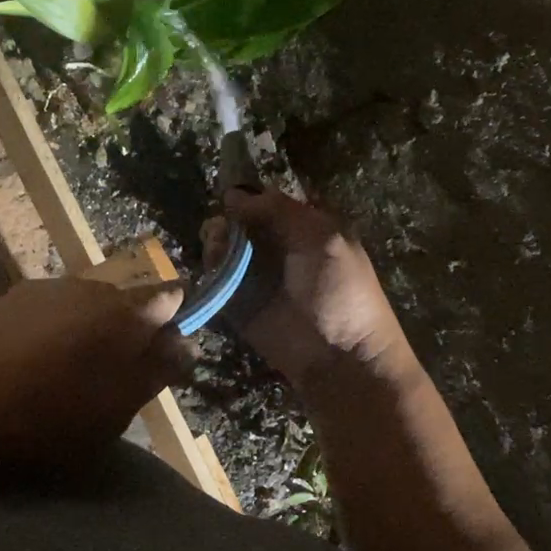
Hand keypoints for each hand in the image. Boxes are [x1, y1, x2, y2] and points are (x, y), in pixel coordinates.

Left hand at [0, 277, 195, 469]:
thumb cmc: (42, 420)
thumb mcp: (113, 409)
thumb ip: (155, 370)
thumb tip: (186, 343)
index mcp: (122, 311)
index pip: (168, 297)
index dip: (172, 324)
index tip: (166, 357)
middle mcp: (86, 287)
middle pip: (124, 301)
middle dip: (130, 332)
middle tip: (118, 379)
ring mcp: (42, 290)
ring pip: (84, 307)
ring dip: (89, 334)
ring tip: (73, 379)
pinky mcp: (6, 302)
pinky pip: (49, 314)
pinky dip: (55, 336)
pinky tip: (36, 370)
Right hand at [204, 188, 411, 387]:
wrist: (338, 355)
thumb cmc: (340, 290)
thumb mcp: (321, 237)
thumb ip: (279, 211)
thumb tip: (233, 196)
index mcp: (303, 228)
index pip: (266, 203)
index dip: (247, 198)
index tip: (230, 197)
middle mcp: (276, 249)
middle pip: (239, 224)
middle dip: (228, 221)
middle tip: (222, 227)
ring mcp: (255, 277)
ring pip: (224, 249)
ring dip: (216, 243)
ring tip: (217, 246)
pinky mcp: (236, 303)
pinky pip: (216, 280)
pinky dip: (210, 270)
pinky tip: (212, 266)